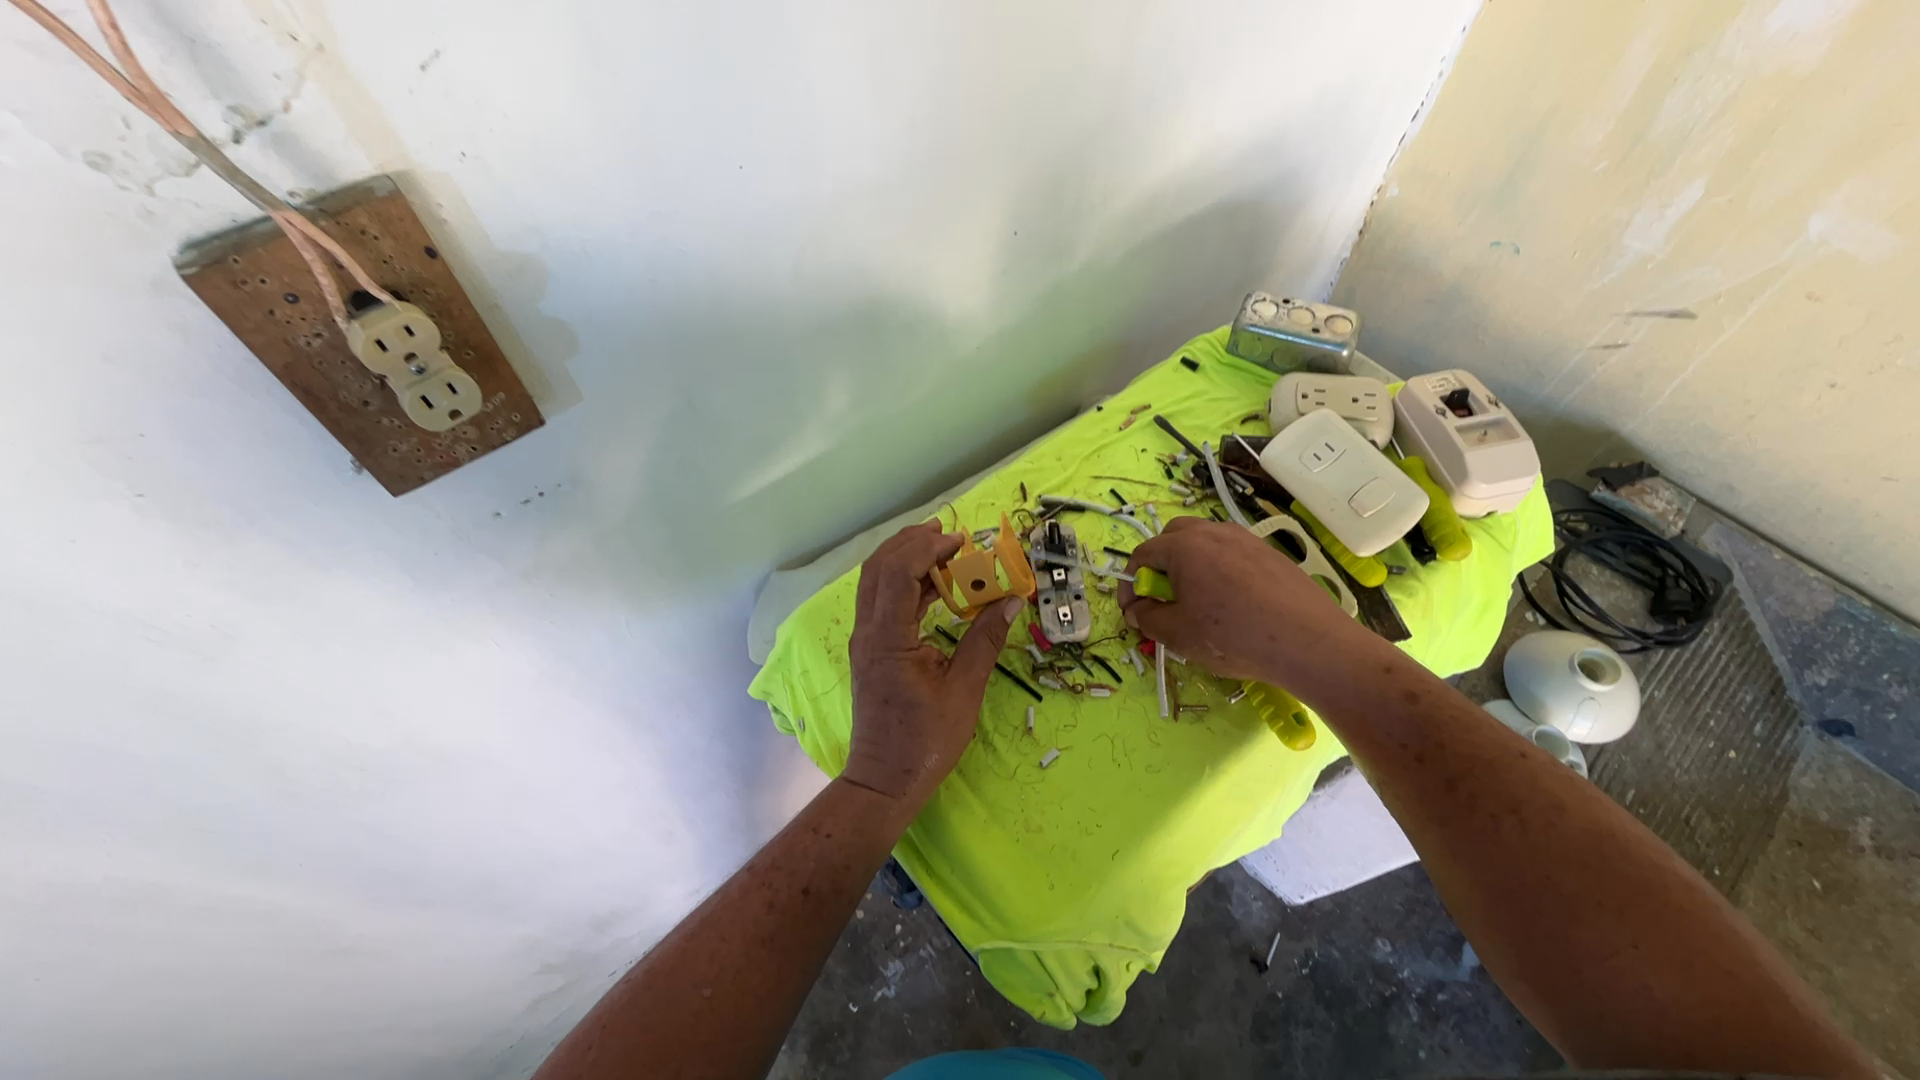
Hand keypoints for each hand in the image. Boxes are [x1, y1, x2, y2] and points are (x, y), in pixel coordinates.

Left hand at [844, 522, 1022, 810]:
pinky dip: (905, 585)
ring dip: (905, 560)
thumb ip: (985, 640)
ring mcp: (865, 641)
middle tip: (947, 533)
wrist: (884, 780)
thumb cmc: (925, 741)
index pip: (899, 573)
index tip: (960, 542)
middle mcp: (868, 632)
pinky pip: (882, 603)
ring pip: (875, 583)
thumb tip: (1011, 602)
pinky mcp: (871, 651)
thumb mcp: (963, 691)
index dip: (928, 549)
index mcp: (887, 639)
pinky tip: (935, 586)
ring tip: (943, 550)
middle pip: (878, 568)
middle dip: (911, 543)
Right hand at [1118, 517, 1359, 682]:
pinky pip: (1233, 554)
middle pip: (1173, 537)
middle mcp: (1214, 533)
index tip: (1132, 610)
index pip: (1142, 554)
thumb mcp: (1178, 635)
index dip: (1131, 583)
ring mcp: (1246, 539)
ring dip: (1191, 565)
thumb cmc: (1234, 637)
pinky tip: (1233, 603)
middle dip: (1160, 564)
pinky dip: (1220, 571)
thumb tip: (1137, 610)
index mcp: (1184, 547)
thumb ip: (1148, 618)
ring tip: (1199, 601)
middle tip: (1164, 597)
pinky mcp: (1270, 553)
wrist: (1309, 642)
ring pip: (1206, 542)